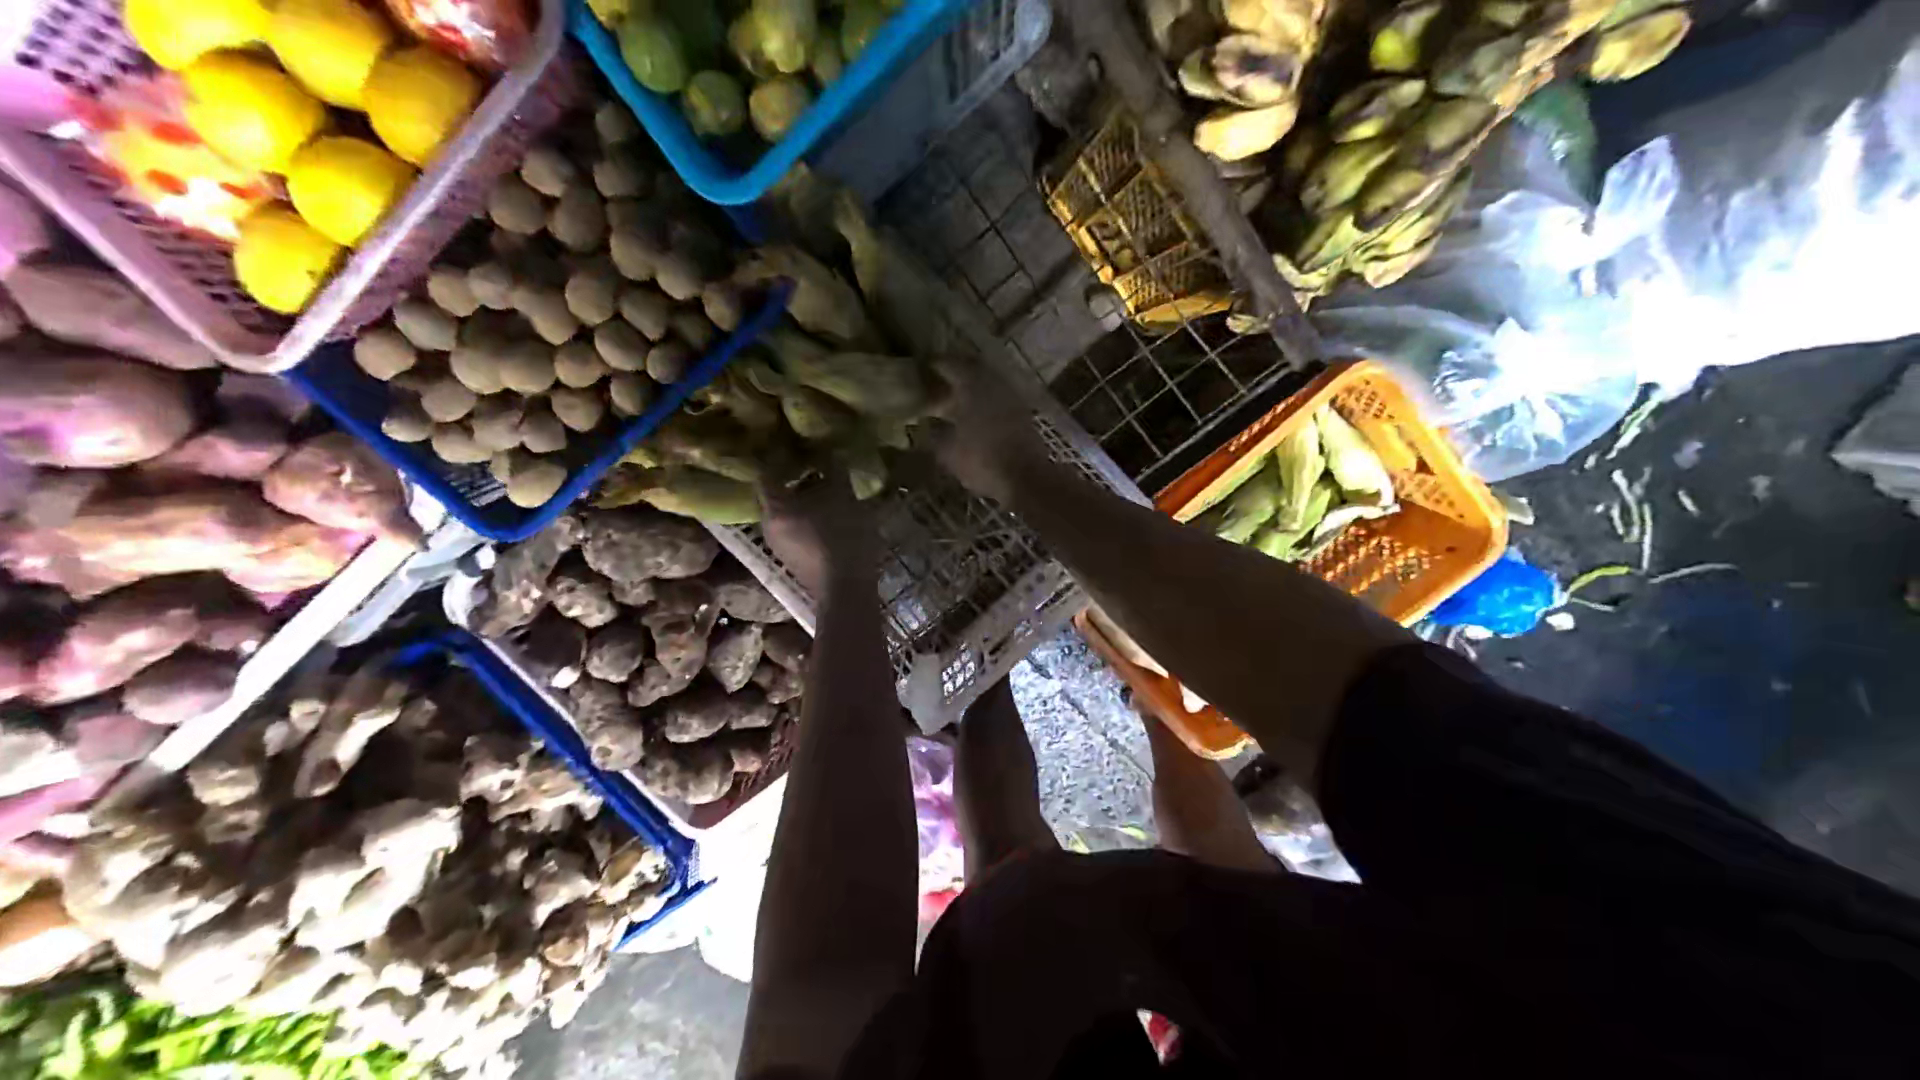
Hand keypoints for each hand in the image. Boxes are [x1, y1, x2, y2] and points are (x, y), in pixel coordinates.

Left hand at [756, 463, 877, 599]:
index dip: (778, 456)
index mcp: (775, 507)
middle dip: (793, 479)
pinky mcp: (793, 560)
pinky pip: (795, 530)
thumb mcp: (844, 498)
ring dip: (803, 500)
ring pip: (786, 514)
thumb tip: (832, 450)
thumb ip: (835, 472)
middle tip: (813, 464)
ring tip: (825, 489)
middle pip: (775, 495)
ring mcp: (779, 546)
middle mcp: (769, 526)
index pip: (766, 472)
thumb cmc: (843, 538)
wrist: (847, 590)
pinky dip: (807, 518)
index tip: (793, 445)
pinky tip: (829, 516)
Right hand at [922, 357, 1054, 505]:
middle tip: (936, 379)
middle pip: (971, 367)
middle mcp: (994, 382)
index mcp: (972, 384)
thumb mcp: (947, 450)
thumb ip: (933, 433)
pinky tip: (975, 412)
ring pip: (987, 380)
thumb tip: (924, 424)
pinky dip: (985, 398)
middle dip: (953, 370)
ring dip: (971, 384)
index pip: (948, 363)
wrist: (1027, 478)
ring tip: (954, 396)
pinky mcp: (1023, 412)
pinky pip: (998, 395)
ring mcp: (1012, 396)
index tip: (919, 368)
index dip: (932, 364)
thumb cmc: (982, 460)